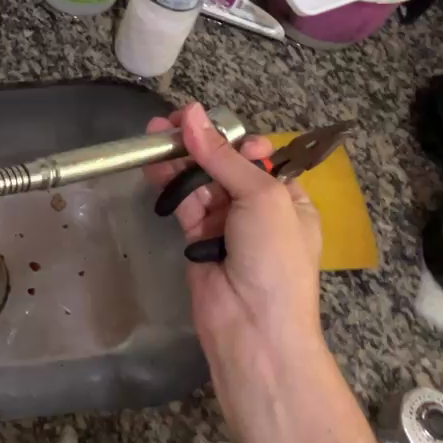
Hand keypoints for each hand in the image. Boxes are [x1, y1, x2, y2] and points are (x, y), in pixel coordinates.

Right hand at [145, 103, 325, 362]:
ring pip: (200, 180)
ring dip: (179, 157)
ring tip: (153, 135)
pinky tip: (153, 163)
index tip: (209, 124)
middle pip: (225, 164)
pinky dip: (169, 182)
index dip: (234, 138)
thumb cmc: (274, 259)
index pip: (259, 157)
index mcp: (288, 198)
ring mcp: (227, 225)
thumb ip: (222, 156)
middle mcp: (258, 209)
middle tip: (171, 122)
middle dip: (200, 142)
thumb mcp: (261, 197)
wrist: (254, 330)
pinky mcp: (197, 239)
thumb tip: (192, 112)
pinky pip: (183, 202)